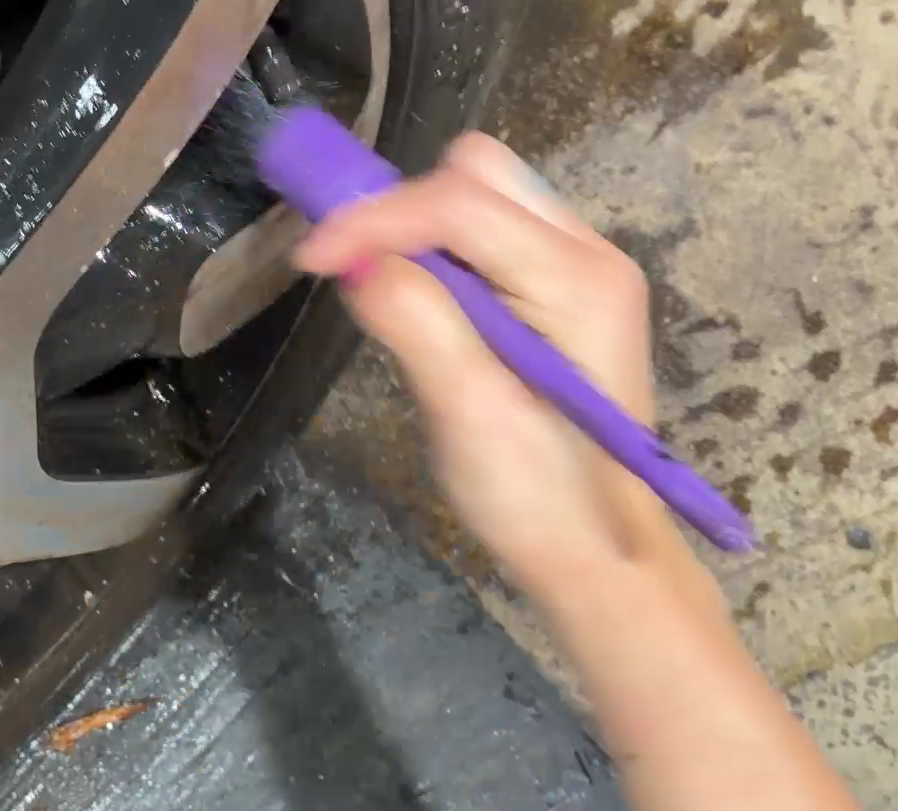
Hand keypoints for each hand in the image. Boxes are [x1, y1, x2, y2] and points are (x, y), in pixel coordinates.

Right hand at [293, 133, 680, 597]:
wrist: (592, 547)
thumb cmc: (535, 495)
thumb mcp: (469, 413)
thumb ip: (417, 324)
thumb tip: (354, 263)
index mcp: (575, 278)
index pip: (458, 204)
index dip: (372, 220)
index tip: (306, 261)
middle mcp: (584, 253)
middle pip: (478, 177)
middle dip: (400, 210)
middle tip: (346, 268)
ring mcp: (574, 272)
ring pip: (479, 200)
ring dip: (414, 231)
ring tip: (376, 289)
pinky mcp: (553, 298)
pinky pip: (483, 242)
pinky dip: (433, 258)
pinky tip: (418, 308)